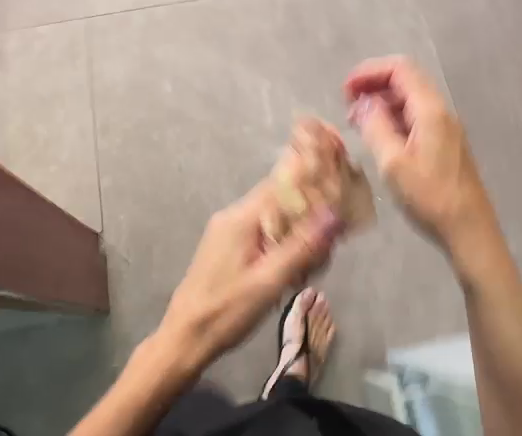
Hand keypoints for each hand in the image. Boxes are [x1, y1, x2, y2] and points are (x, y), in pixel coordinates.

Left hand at [157, 181, 342, 371]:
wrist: (184, 339)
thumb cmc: (226, 311)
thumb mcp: (269, 282)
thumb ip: (302, 247)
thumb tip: (334, 216)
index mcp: (241, 217)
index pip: (280, 183)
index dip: (310, 181)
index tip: (337, 191)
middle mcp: (233, 215)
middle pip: (278, 200)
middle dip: (306, 216)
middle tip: (327, 247)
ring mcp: (227, 230)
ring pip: (271, 218)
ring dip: (294, 235)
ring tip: (310, 267)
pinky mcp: (226, 246)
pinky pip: (261, 232)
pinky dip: (280, 244)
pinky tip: (289, 272)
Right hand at [345, 56, 497, 255]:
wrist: (470, 230)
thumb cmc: (430, 197)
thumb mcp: (393, 163)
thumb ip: (376, 126)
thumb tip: (363, 103)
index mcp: (430, 109)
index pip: (399, 69)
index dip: (369, 71)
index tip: (346, 90)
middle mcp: (441, 110)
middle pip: (406, 78)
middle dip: (374, 84)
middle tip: (348, 103)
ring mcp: (446, 125)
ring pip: (411, 97)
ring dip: (383, 100)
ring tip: (358, 121)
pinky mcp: (445, 141)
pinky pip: (417, 115)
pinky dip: (394, 116)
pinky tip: (380, 136)